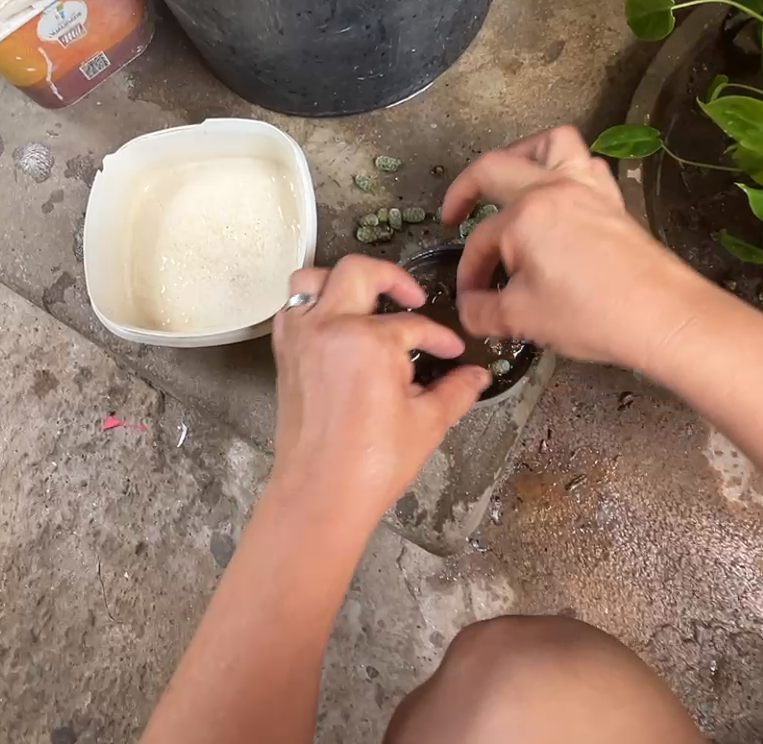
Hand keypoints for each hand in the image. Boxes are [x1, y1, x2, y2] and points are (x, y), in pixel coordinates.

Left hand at [270, 256, 487, 518]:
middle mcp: (330, 325)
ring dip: (341, 280)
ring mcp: (301, 335)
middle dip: (392, 278)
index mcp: (369, 340)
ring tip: (367, 299)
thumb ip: (456, 390)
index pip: (413, 325)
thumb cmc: (374, 461)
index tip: (451, 351)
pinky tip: (336, 324)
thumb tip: (477, 375)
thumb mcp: (427, 423)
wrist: (320, 492)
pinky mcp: (284, 350)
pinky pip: (292, 306)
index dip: (439, 338)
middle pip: (359, 271)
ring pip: (313, 277)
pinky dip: (313, 303)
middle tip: (412, 298)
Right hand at [439, 126, 722, 370]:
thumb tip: (468, 309)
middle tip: (454, 213)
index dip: (468, 271)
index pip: (480, 240)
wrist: (667, 319)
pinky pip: (584, 163)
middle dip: (463, 190)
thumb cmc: (596, 315)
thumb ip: (482, 311)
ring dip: (519, 155)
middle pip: (493, 169)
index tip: (469, 296)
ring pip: (549, 143)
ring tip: (506, 179)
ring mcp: (587, 189)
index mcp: (525, 216)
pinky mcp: (611, 201)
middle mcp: (553, 189)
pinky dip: (562, 168)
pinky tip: (555, 193)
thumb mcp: (522, 319)